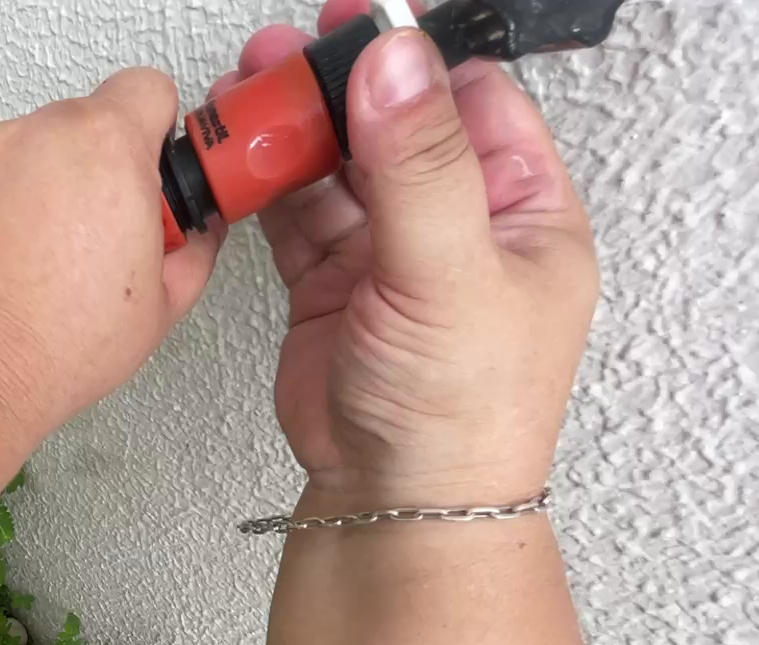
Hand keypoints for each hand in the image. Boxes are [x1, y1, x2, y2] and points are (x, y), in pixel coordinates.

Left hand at [0, 69, 220, 435]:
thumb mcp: (158, 311)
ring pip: (19, 154)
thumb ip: (194, 249)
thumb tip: (195, 232)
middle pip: (77, 127)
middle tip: (82, 242)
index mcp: (107, 148)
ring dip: (28, 191)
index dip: (149, 135)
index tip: (140, 178)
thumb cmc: (49, 352)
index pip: (146, 91)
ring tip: (21, 264)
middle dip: (87, 173)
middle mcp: (36, 136)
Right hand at [225, 0, 599, 508]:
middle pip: (385, 128)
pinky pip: (294, 224)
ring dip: (290, 142)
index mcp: (516, 201)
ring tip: (242, 105)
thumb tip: (392, 64)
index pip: (466, 98)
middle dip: (333, 92)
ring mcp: (380, 256)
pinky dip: (266, 198)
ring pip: (332, 174)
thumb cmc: (457, 400)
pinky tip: (242, 172)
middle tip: (278, 59)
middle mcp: (447, 221)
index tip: (353, 23)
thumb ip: (420, 167)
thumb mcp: (451, 270)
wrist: (389, 485)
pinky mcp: (324, 288)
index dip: (410, 57)